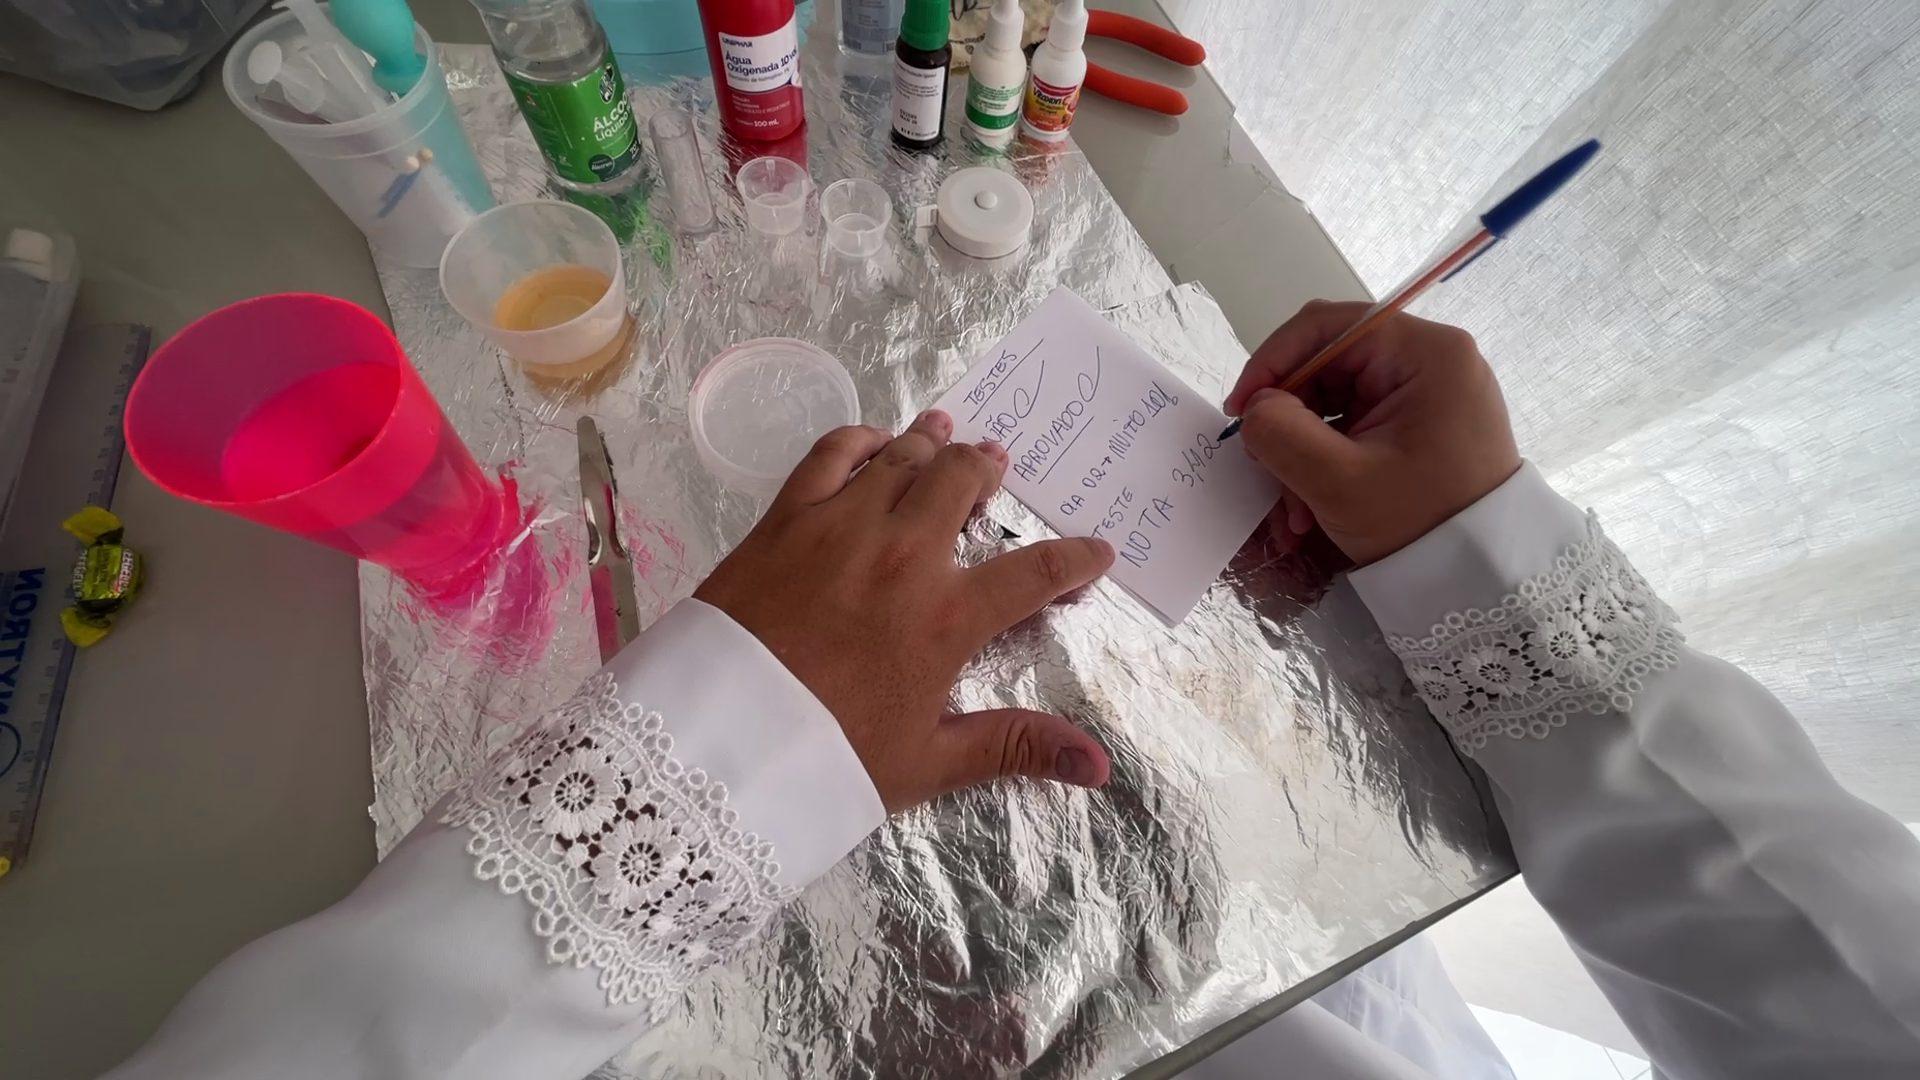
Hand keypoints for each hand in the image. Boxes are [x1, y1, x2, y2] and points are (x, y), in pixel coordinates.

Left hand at [693, 410, 1117, 813]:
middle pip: (964, 482)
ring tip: (949, 433)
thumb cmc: (828, 756)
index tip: (1096, 552)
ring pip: (904, 457)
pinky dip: (860, 439)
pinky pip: (830, 453)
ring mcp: (843, 526)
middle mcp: (904, 555)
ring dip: (934, 442)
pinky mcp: (788, 517)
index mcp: (947, 617)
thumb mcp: (930, 761)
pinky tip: (873, 442)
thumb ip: (1016, 747)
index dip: (1076, 560)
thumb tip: (1100, 768)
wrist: (715, 742)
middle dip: (990, 470)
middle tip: (996, 468)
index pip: (1035, 574)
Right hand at [1223, 301, 1521, 565]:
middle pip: (1321, 368)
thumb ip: (1281, 433)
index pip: (1325, 326)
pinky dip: (1315, 467)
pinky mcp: (1406, 426)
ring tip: (1290, 513)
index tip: (1239, 410)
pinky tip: (1305, 511)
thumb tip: (1252, 408)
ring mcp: (1414, 395)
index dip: (1271, 361)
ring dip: (1294, 456)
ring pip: (1324, 405)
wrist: (1477, 574)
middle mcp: (1422, 362)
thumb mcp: (1338, 480)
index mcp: (1422, 354)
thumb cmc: (1418, 520)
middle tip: (1262, 468)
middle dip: (1283, 423)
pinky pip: (1342, 431)